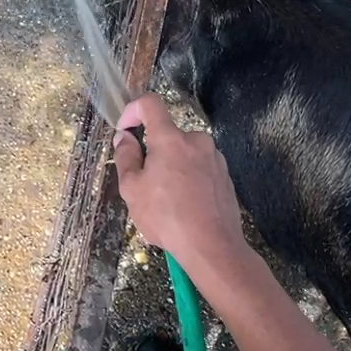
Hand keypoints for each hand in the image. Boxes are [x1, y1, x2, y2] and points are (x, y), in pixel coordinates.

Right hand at [112, 94, 250, 276]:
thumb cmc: (167, 217)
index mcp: (171, 139)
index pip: (150, 103)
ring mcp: (214, 157)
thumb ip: (126, 156)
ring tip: (166, 200)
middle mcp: (196, 141)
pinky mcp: (225, 175)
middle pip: (167, 135)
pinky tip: (184, 206)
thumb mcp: (132, 189)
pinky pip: (199, 168)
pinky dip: (188, 179)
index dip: (132, 110)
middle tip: (145, 183)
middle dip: (153, 153)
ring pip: (183, 153)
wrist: (213, 247)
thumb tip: (125, 137)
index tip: (125, 130)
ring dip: (171, 167)